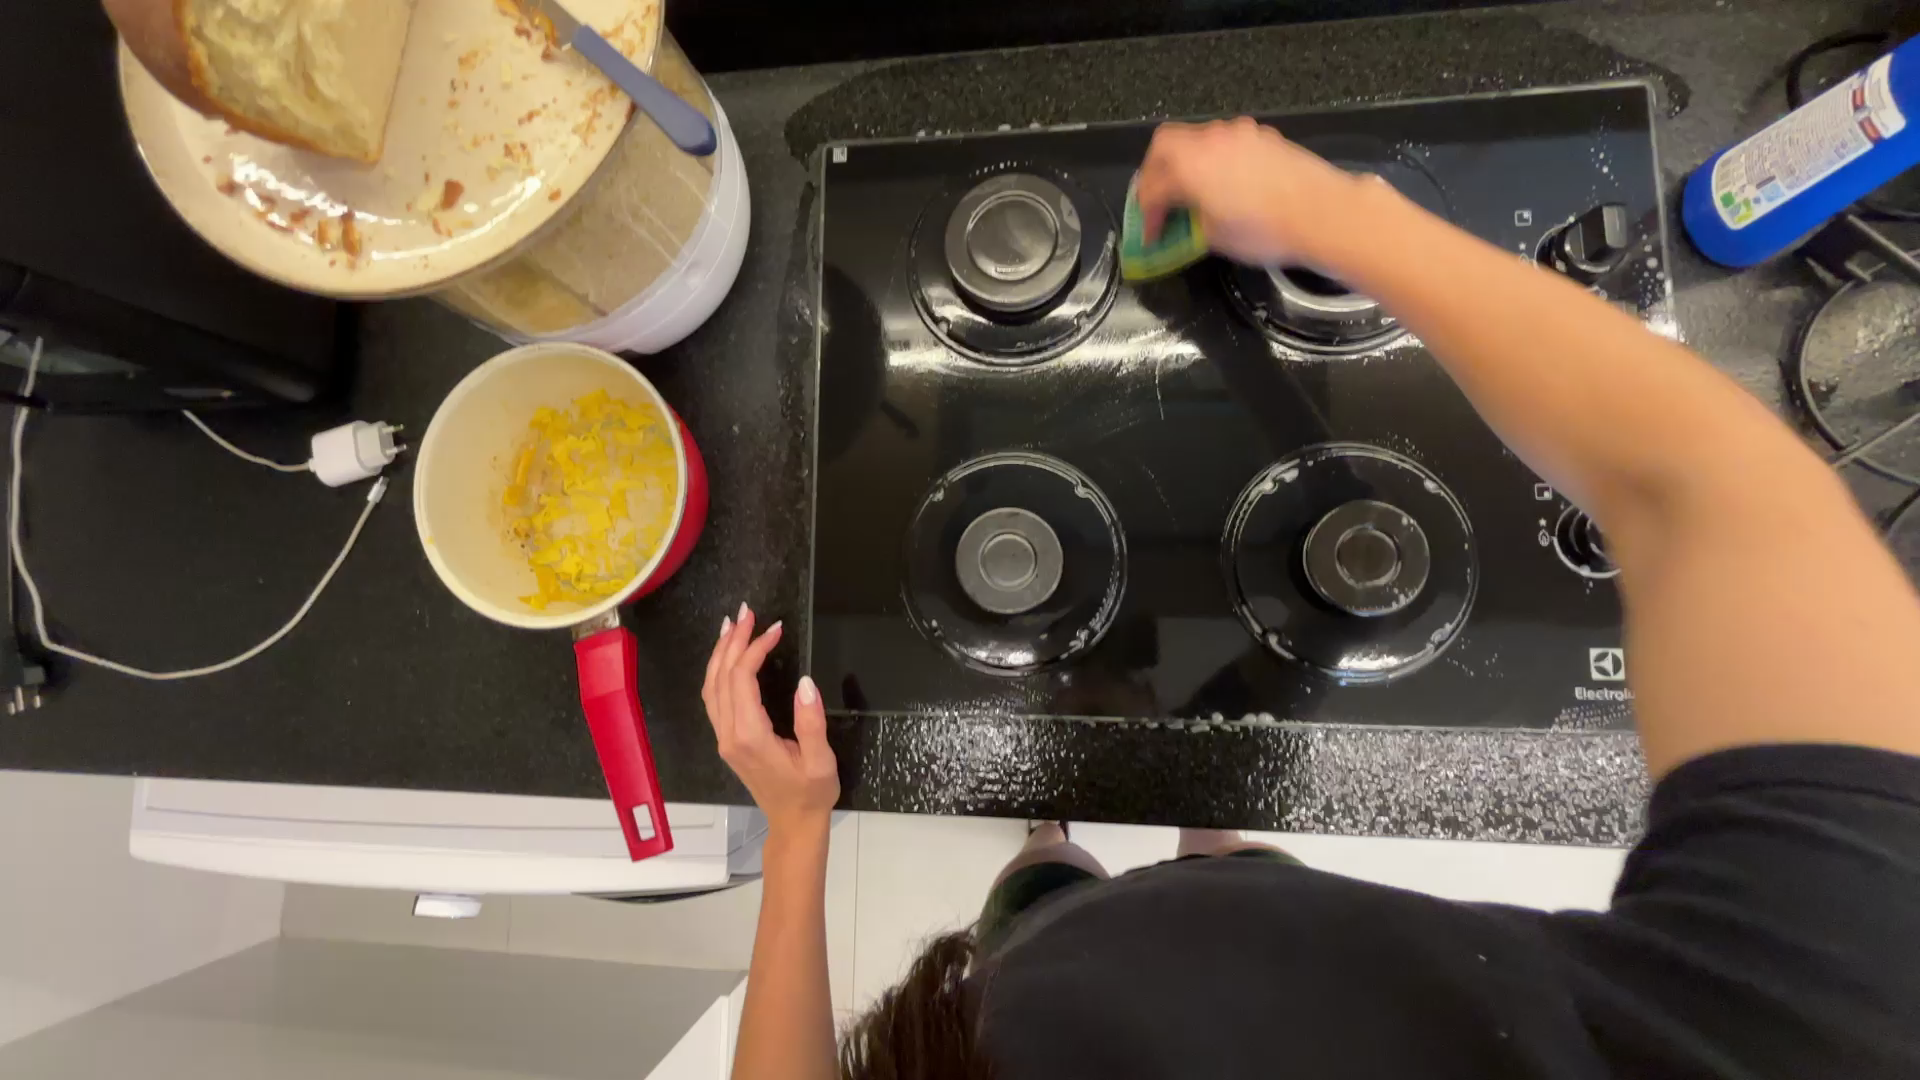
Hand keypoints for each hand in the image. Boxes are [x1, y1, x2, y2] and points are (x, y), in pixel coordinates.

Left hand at [701, 604, 838, 834]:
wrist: (793, 824)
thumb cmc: (811, 793)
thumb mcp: (820, 761)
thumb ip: (811, 722)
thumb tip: (805, 683)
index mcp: (751, 736)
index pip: (743, 679)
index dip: (755, 649)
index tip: (776, 629)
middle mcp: (730, 734)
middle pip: (722, 677)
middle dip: (733, 640)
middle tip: (748, 612)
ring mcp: (724, 738)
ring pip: (712, 686)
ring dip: (721, 653)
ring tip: (732, 625)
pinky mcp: (727, 740)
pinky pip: (714, 698)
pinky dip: (718, 671)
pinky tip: (728, 657)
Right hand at [1134, 117, 1363, 266]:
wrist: (1321, 213)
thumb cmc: (1265, 229)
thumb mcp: (1213, 237)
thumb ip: (1189, 223)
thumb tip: (1186, 223)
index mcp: (1189, 167)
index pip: (1151, 188)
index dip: (1146, 215)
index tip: (1150, 235)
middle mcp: (1209, 142)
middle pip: (1164, 145)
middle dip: (1154, 174)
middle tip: (1157, 202)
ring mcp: (1237, 135)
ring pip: (1195, 140)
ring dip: (1184, 164)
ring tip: (1190, 195)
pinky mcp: (1261, 137)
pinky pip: (1223, 144)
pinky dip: (1212, 162)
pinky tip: (1222, 187)